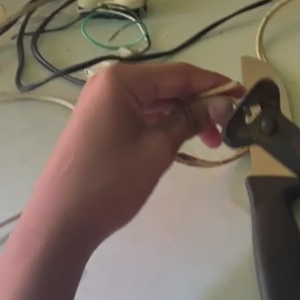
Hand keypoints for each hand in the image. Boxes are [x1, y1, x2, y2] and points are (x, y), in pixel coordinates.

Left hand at [20, 62, 238, 251]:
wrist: (57, 226)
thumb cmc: (109, 182)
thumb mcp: (158, 148)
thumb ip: (192, 119)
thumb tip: (224, 103)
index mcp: (122, 80)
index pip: (179, 73)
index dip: (213, 84)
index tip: (242, 96)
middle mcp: (110, 83)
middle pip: (167, 85)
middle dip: (199, 104)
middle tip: (225, 128)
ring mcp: (102, 103)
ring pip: (155, 101)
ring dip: (183, 116)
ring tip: (208, 140)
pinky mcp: (99, 123)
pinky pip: (140, 113)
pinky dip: (163, 123)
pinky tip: (181, 139)